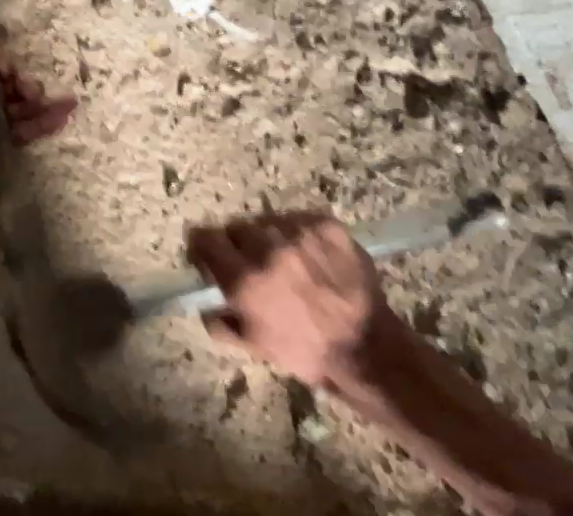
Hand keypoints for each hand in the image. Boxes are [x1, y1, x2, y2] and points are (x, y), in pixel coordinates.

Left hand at [0, 42, 76, 191]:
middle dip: (28, 87)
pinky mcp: (2, 143)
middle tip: (33, 92)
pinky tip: (64, 117)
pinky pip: (25, 129)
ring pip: (22, 109)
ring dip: (44, 105)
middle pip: (12, 89)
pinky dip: (43, 123)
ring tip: (70, 103)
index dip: (9, 69)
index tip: (13, 73)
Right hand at [186, 213, 391, 385]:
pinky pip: (300, 219)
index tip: (211, 254)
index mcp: (243, 280)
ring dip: (272, 238)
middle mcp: (267, 250)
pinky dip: (301, 234)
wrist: (368, 350)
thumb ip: (218, 321)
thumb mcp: (253, 346)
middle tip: (256, 262)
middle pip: (236, 227)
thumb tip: (204, 302)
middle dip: (241, 244)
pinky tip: (312, 255)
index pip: (204, 237)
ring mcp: (299, 234)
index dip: (204, 246)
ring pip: (269, 222)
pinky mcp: (327, 226)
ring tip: (289, 259)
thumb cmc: (306, 352)